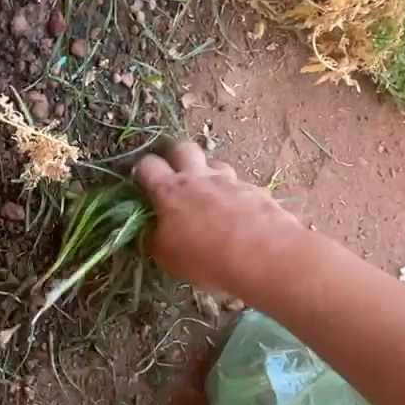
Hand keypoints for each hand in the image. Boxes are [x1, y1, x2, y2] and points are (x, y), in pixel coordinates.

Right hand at [134, 141, 310, 295]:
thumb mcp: (166, 256)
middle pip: (183, 148)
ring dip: (208, 174)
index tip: (140, 180)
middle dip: (175, 155)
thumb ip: (154, 238)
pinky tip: (237, 214)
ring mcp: (230, 181)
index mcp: (169, 190)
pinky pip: (239, 186)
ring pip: (215, 164)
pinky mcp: (256, 191)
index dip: (141, 169)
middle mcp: (198, 178)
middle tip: (174, 173)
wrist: (264, 256)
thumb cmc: (205, 257)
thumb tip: (149, 230)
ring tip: (208, 194)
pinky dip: (234, 195)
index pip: (147, 165)